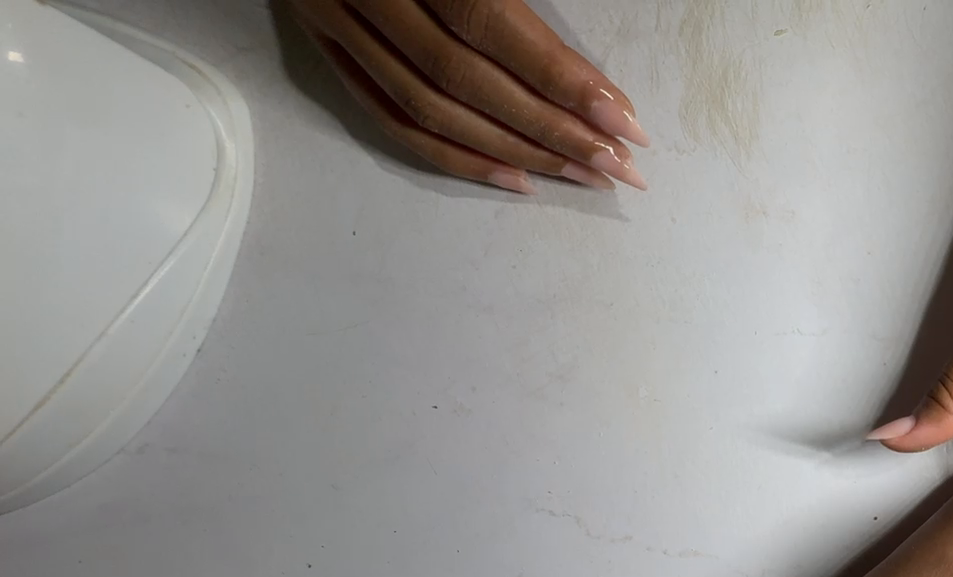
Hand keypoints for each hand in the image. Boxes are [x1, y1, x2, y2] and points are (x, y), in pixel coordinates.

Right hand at [289, 0, 648, 193]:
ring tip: (588, 177)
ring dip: (521, 154)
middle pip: (468, 81)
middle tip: (621, 167)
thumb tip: (592, 86)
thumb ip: (518, 6)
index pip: (493, 26)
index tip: (628, 125)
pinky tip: (521, 181)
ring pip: (434, 110)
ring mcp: (330, 15)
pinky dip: (460, 159)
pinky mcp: (322, 42)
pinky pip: (391, 119)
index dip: (566, 82)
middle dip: (556, 132)